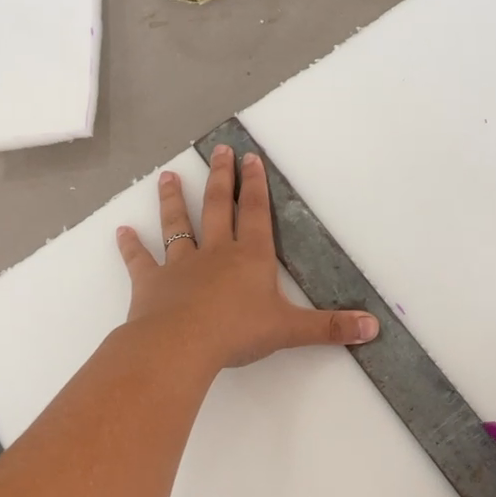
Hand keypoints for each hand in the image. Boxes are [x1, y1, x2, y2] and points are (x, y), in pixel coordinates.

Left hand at [116, 144, 378, 368]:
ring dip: (174, 200)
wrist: (180, 345)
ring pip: (178, 225)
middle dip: (220, 178)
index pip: (255, 213)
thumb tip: (373, 328)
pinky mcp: (151, 282)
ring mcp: (180, 265)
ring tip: (168, 176)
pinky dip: (131, 246)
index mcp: (250, 257)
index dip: (256, 185)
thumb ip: (330, 328)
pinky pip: (141, 260)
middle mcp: (216, 253)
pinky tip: (122, 232)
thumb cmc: (237, 333)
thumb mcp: (290, 330)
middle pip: (218, 207)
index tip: (251, 158)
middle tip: (218, 151)